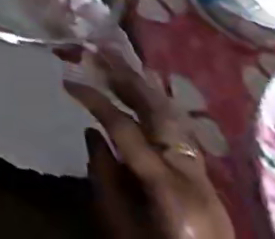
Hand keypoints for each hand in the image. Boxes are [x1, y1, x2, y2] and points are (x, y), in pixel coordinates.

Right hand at [66, 50, 234, 238]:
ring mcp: (204, 176)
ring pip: (174, 119)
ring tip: (116, 67)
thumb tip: (92, 132)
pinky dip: (158, 109)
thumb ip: (104, 177)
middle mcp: (190, 173)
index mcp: (166, 185)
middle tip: (99, 52)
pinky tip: (142, 99)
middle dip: (127, 79)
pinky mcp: (207, 183)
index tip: (66, 82)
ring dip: (144, 89)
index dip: (94, 100)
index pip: (124, 127)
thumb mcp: (119, 228)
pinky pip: (180, 133)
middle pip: (159, 112)